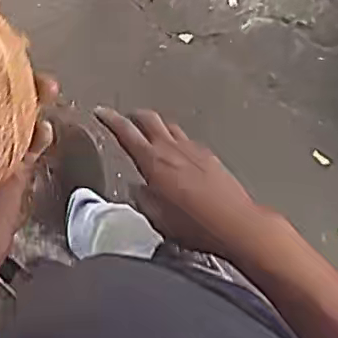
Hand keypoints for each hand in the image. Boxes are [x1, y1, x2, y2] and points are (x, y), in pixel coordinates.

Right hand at [91, 107, 275, 258]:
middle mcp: (171, 148)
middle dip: (133, 115)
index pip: (125, 131)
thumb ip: (143, 199)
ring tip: (151, 134)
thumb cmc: (195, 226)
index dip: (110, 119)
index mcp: (152, 161)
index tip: (101, 112)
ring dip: (156, 126)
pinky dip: (176, 141)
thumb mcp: (157, 219)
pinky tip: (178, 154)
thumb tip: (138, 190)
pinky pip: (187, 140)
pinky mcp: (209, 156)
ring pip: (169, 126)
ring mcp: (192, 149)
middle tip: (125, 118)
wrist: (236, 223)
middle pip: (148, 118)